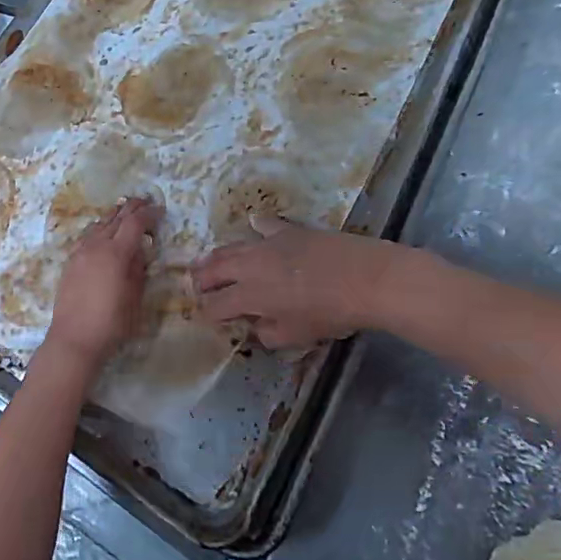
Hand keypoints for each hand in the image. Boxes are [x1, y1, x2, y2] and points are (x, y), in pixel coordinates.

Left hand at [43, 198, 159, 364]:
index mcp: (116, 253)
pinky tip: (102, 233)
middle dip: (131, 207)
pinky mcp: (70, 262)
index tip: (160, 209)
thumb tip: (140, 251)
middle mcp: (96, 246)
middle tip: (144, 200)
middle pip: (115, 218)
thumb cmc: (111, 323)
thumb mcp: (135, 298)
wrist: (73, 339)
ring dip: (113, 215)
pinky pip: (87, 236)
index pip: (134, 223)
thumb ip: (138, 270)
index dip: (148, 214)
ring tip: (124, 212)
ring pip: (98, 224)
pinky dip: (99, 228)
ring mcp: (80, 253)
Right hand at [194, 214, 399, 347]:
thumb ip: (268, 333)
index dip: (207, 312)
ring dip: (217, 256)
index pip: (216, 305)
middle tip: (195, 284)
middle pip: (215, 270)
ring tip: (208, 260)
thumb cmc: (329, 313)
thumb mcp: (295, 335)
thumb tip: (256, 326)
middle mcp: (250, 267)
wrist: (365, 277)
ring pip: (233, 247)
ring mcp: (268, 244)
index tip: (206, 317)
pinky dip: (256, 227)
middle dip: (202, 279)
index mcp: (248, 296)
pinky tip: (253, 224)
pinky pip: (265, 225)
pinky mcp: (289, 231)